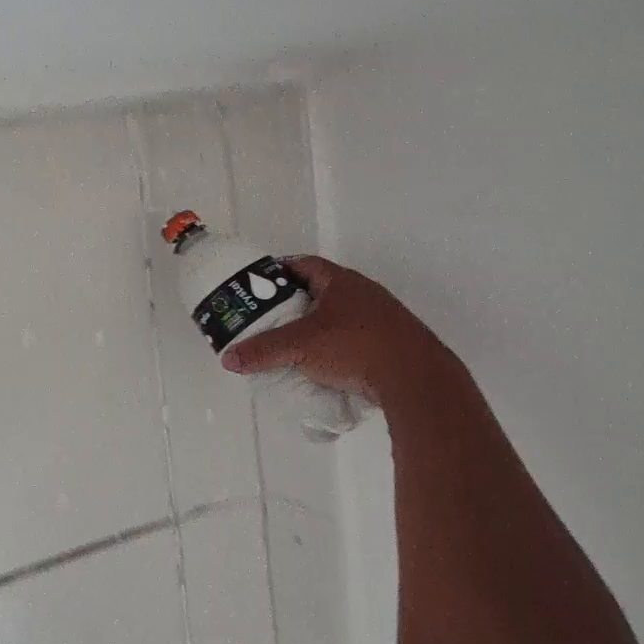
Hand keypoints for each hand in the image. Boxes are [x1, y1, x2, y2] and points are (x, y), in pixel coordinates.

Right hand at [220, 255, 456, 404]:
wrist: (414, 378)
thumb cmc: (355, 347)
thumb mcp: (300, 346)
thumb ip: (263, 350)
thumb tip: (229, 359)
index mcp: (342, 282)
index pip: (304, 265)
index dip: (278, 272)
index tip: (257, 287)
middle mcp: (363, 293)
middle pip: (319, 291)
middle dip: (292, 304)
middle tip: (266, 319)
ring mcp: (380, 317)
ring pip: (336, 316)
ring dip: (313, 327)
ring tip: (289, 344)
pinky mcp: (388, 342)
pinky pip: (351, 338)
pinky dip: (332, 346)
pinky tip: (320, 364)